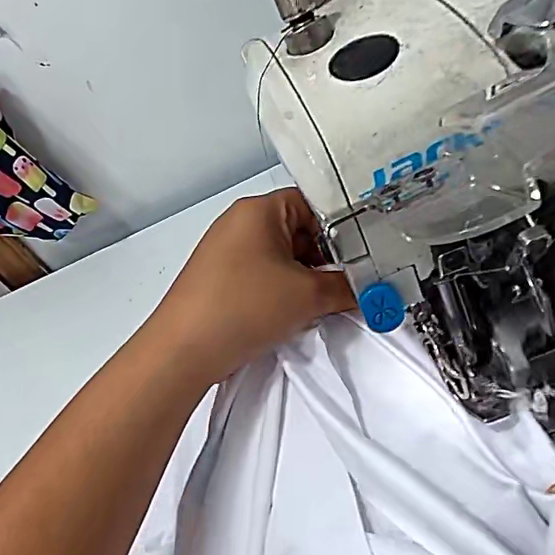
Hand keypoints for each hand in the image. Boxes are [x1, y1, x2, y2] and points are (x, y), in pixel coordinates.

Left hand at [143, 188, 356, 383]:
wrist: (184, 351)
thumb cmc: (238, 308)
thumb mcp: (307, 295)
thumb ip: (347, 287)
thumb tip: (371, 289)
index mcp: (258, 210)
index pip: (314, 203)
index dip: (343, 227)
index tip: (366, 252)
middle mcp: (240, 224)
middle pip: (299, 231)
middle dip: (326, 259)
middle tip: (351, 284)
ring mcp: (228, 252)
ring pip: (282, 257)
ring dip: (305, 279)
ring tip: (322, 303)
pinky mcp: (222, 279)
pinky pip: (264, 276)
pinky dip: (283, 291)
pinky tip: (295, 313)